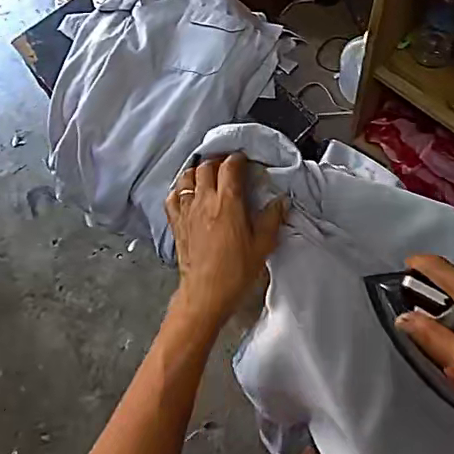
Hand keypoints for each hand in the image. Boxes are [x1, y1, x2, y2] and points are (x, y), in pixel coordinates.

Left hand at [163, 154, 287, 327]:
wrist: (205, 294)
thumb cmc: (236, 270)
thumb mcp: (263, 244)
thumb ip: (272, 217)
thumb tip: (281, 200)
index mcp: (228, 203)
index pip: (230, 167)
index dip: (238, 158)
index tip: (245, 159)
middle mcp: (204, 202)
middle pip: (206, 167)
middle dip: (217, 161)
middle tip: (228, 164)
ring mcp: (187, 212)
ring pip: (186, 178)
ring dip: (198, 171)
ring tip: (208, 174)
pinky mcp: (176, 224)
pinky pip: (172, 198)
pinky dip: (180, 189)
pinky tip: (188, 193)